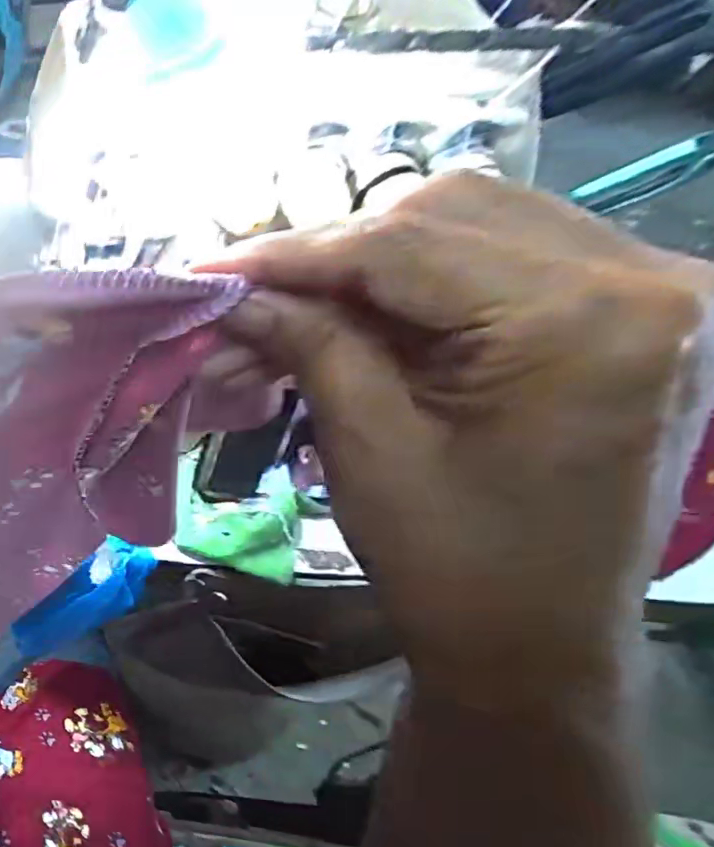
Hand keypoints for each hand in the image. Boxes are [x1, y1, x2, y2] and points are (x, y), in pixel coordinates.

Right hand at [201, 173, 712, 687]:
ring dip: (352, 269)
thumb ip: (311, 348)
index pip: (408, 246)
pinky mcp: (611, 316)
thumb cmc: (449, 558)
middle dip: (323, 253)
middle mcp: (643, 277)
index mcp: (587, 319)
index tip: (205, 269)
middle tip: (237, 297)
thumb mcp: (367, 447)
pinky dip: (393, 290)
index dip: (292, 254)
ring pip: (464, 229)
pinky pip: (483, 269)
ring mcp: (640, 292)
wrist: (532, 630)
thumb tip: (237, 297)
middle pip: (446, 215)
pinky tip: (328, 326)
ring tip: (269, 321)